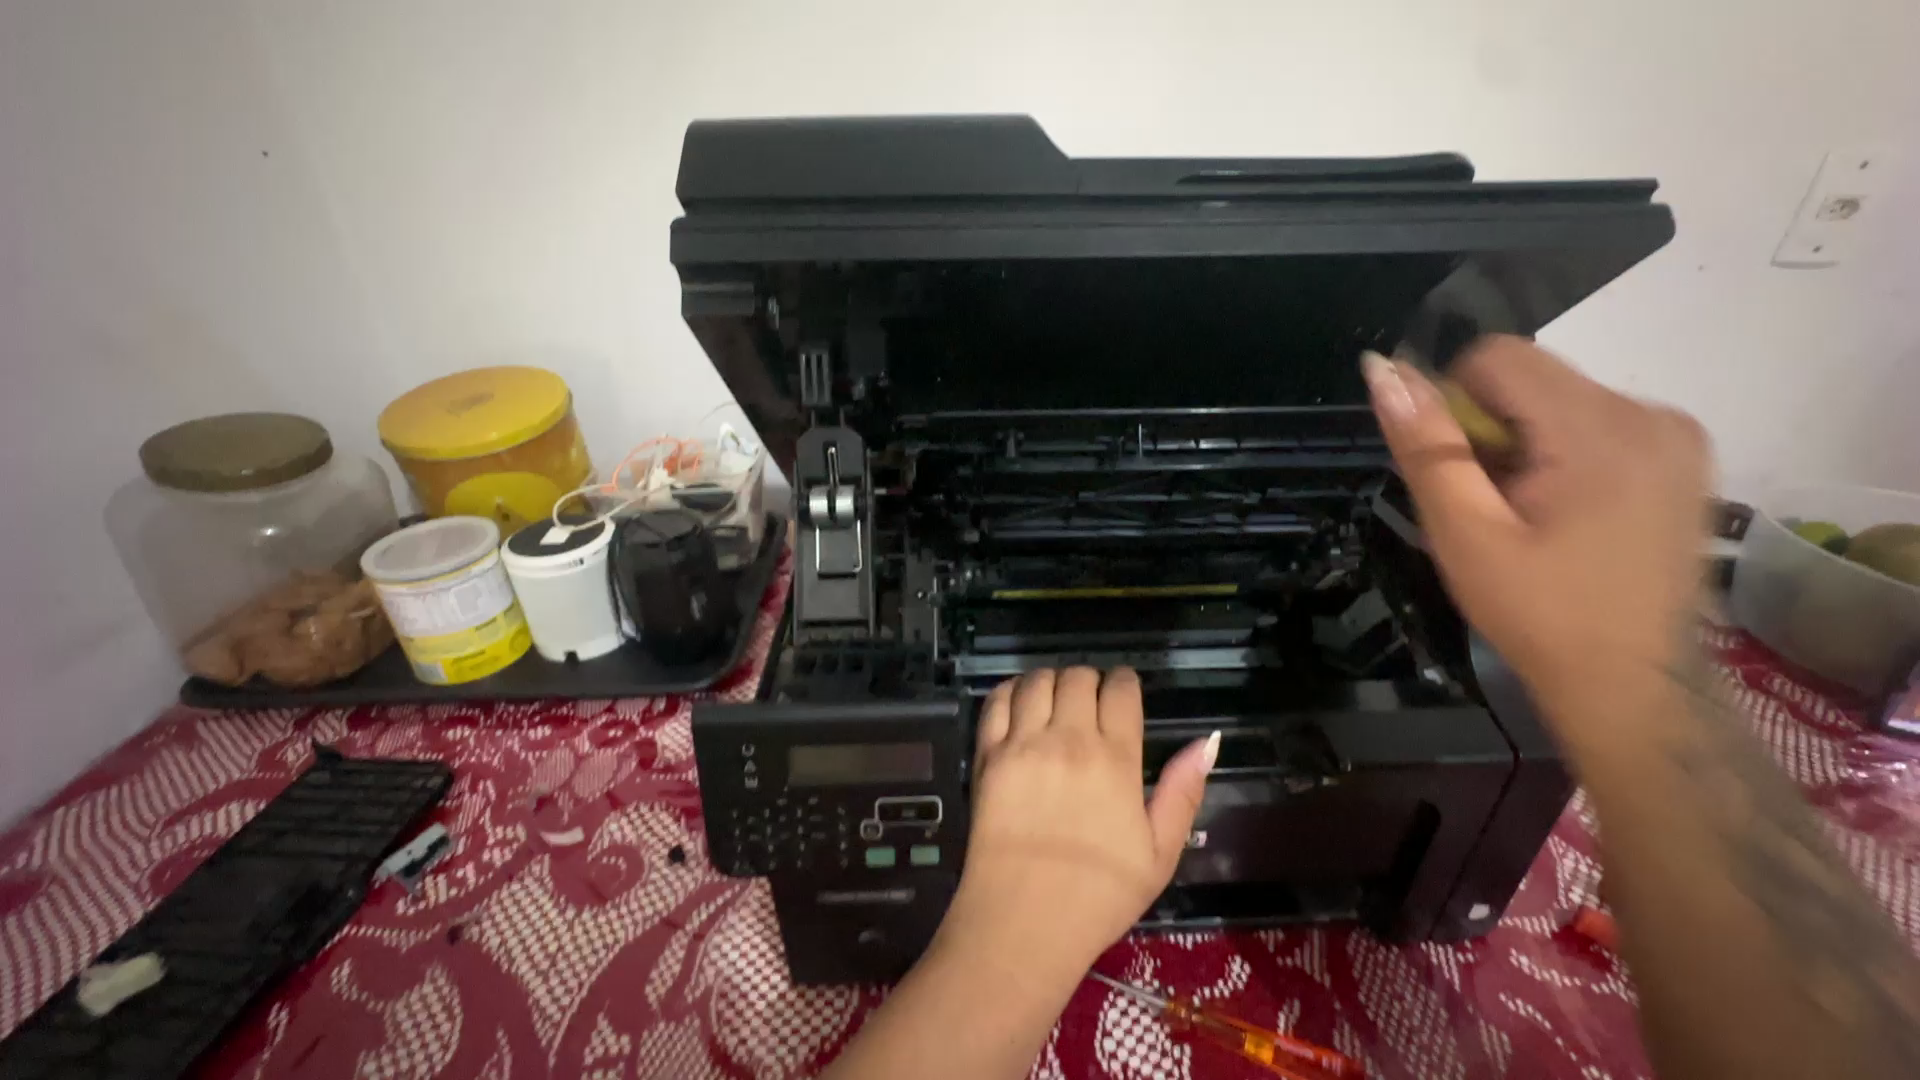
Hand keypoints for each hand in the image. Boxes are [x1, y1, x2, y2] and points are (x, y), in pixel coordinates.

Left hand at [933, 667, 1217, 983]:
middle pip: (1078, 677)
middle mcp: (1069, 739)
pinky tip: (1018, 703)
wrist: (1024, 922)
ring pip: (1037, 680)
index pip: (1121, 690)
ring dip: (1050, 681)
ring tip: (1054, 699)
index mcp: (1115, 759)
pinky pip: (996, 701)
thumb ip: (1183, 790)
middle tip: (1089, 699)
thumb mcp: (1161, 852)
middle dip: (1089, 680)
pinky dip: (1010, 691)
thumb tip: (1209, 740)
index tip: (1123, 691)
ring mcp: (1023, 744)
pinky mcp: (987, 756)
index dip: (1125, 682)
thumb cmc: (1099, 895)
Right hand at [1362, 337, 1710, 712]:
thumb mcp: (1464, 532)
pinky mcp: (1682, 456)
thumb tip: (1382, 370)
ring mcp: (1676, 435)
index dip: (1452, 401)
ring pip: (1558, 400)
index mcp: (1601, 430)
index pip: (1500, 356)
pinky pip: (1593, 423)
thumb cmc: (1536, 611)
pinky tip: (1558, 512)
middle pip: (1531, 378)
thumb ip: (1425, 446)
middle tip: (1484, 502)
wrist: (1628, 680)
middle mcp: (1651, 414)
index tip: (1451, 466)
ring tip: (1522, 514)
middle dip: (1489, 428)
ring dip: (1520, 442)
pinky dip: (1557, 453)